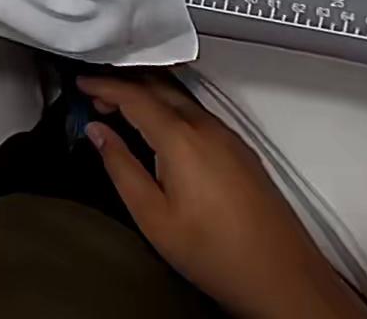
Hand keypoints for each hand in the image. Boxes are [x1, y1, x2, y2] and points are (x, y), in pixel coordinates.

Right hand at [79, 72, 366, 318]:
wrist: (286, 282)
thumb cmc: (214, 253)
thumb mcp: (153, 217)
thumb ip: (120, 166)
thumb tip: (96, 129)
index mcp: (180, 136)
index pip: (133, 95)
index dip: (103, 86)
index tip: (80, 85)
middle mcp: (204, 125)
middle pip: (156, 85)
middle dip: (122, 84)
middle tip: (96, 96)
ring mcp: (226, 134)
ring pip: (178, 95)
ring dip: (147, 93)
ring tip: (122, 108)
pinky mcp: (240, 148)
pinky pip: (195, 110)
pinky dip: (169, 105)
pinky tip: (160, 126)